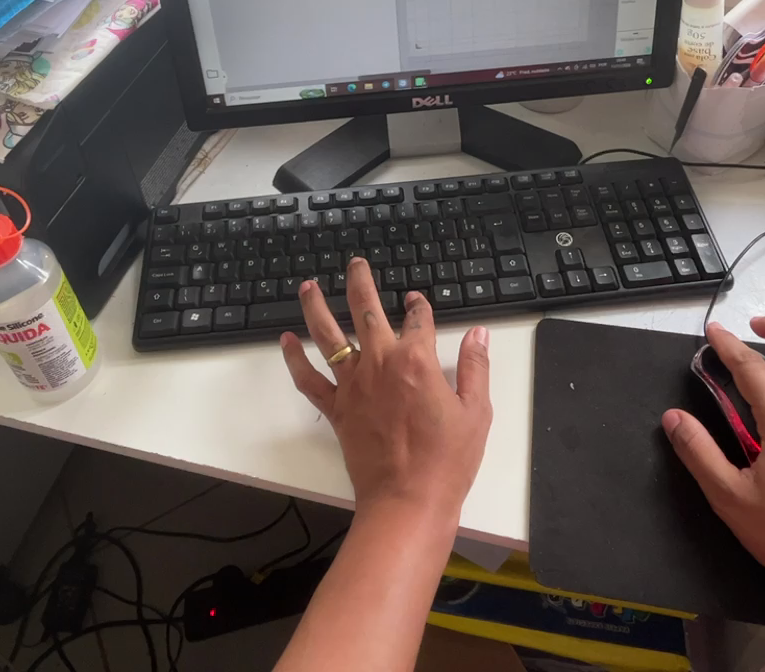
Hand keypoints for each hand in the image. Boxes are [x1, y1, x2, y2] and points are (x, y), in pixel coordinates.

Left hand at [279, 259, 492, 519]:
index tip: (416, 300)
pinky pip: (309, 380)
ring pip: (329, 336)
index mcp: (416, 361)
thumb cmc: (446, 461)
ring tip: (307, 286)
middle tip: (355, 263)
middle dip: (360, 282)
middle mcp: (381, 363)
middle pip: (366, 310)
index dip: (419, 305)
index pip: (418, 319)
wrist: (408, 502)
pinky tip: (286, 341)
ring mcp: (354, 385)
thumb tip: (478, 334)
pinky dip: (295, 360)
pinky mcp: (337, 409)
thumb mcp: (475, 411)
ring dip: (317, 307)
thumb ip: (475, 367)